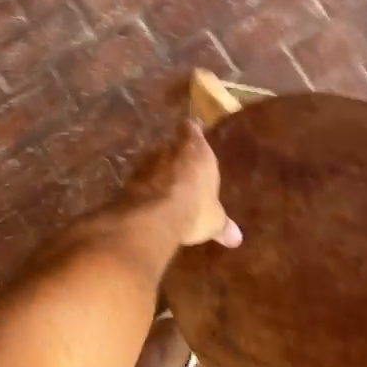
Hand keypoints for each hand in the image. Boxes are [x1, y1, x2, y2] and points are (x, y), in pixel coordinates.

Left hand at [128, 118, 242, 248]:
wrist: (152, 217)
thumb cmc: (194, 210)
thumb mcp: (214, 221)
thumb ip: (224, 225)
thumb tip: (237, 238)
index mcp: (197, 150)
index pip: (192, 128)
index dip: (192, 132)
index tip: (193, 136)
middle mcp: (171, 148)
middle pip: (172, 144)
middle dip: (176, 155)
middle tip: (182, 170)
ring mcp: (146, 161)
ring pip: (153, 159)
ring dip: (158, 170)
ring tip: (165, 187)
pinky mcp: (130, 176)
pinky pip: (140, 177)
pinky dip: (144, 185)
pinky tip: (149, 199)